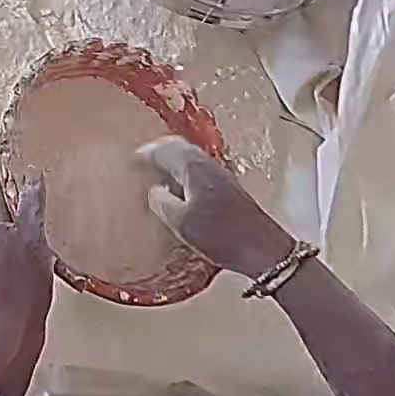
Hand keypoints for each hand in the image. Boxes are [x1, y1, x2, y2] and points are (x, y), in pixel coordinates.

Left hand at [0, 161, 55, 345]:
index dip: (4, 159)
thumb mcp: (28, 241)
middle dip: (17, 173)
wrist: (16, 330)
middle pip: (4, 194)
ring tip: (49, 176)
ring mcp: (4, 247)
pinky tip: (55, 214)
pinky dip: (37, 215)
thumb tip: (33, 176)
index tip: (15, 137)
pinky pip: (26, 227)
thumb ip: (30, 208)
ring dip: (28, 194)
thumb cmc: (19, 285)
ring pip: (16, 211)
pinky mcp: (17, 260)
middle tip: (38, 151)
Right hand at [139, 137, 295, 278]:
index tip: (132, 159)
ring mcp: (220, 174)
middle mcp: (207, 165)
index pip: (165, 150)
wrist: (261, 248)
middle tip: (144, 160)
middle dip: (160, 150)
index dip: (147, 153)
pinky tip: (180, 188)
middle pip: (180, 147)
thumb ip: (163, 203)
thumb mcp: (182, 223)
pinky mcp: (227, 187)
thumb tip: (155, 191)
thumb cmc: (221, 235)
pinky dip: (184, 170)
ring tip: (158, 173)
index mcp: (193, 168)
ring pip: (191, 157)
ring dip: (173, 160)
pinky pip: (199, 168)